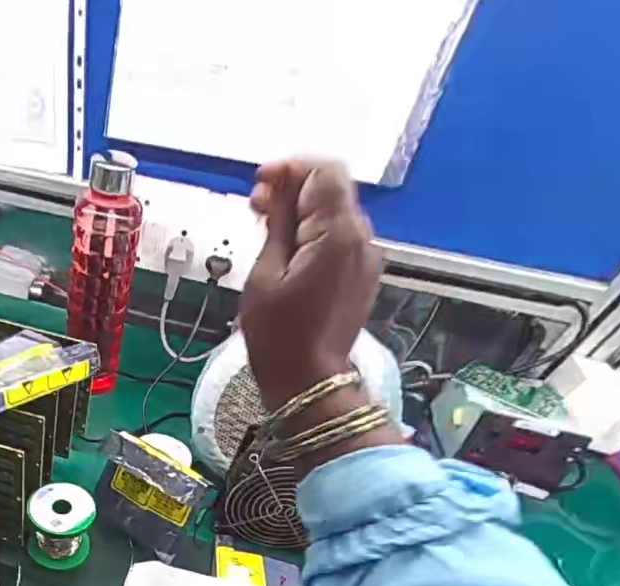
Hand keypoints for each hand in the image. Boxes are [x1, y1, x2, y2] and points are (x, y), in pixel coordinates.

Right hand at [240, 160, 383, 410]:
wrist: (307, 383)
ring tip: (264, 229)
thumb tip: (274, 191)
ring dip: (300, 213)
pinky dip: (312, 235)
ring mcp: (365, 259)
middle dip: (293, 189)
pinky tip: (285, 252)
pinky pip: (337, 240)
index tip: (258, 181)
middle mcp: (361, 239)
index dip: (290, 168)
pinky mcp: (360, 276)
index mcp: (337, 235)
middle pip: (331, 191)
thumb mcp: (264, 278)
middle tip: (254, 205)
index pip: (324, 174)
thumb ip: (274, 227)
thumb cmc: (277, 337)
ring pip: (334, 215)